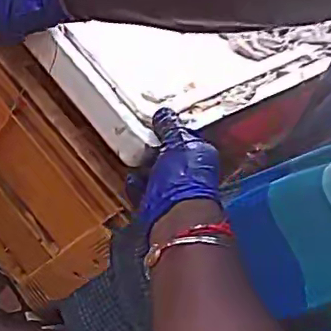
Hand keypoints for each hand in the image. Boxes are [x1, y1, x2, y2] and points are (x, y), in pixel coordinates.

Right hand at [137, 108, 220, 234]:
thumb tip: (164, 113)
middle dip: (153, 150)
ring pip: (154, 174)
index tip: (154, 125)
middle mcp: (189, 174)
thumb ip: (170, 129)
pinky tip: (129, 179)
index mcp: (200, 155)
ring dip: (142, 168)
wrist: (172, 218)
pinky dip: (135, 185)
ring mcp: (172, 191)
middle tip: (138, 140)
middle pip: (168, 157)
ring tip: (129, 158)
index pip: (184, 139)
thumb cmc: (182, 180)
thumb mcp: (177, 146)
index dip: (169, 132)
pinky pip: (143, 191)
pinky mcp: (155, 205)